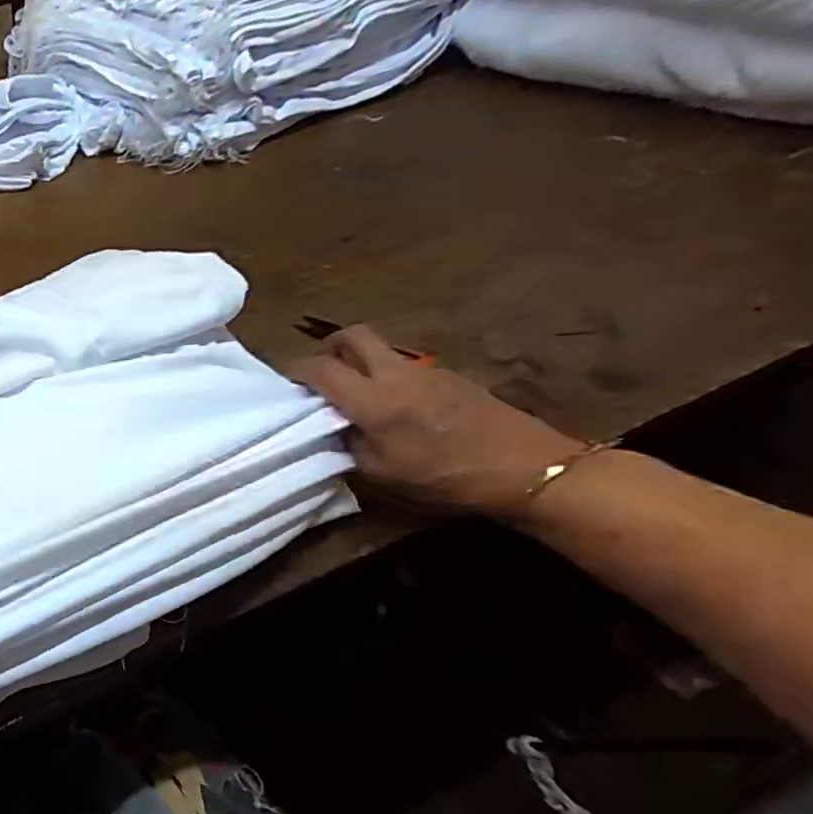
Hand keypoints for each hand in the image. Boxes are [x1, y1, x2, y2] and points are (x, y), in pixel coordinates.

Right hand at [292, 325, 585, 517]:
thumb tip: (334, 427)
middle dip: (328, 347)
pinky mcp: (447, 375)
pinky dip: (385, 373)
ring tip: (355, 392)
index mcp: (373, 400)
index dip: (296, 371)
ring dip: (358, 360)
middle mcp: (395, 373)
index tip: (287, 383)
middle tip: (321, 372)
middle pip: (353, 336)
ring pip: (379, 348)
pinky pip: (403, 364)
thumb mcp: (383, 475)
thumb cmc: (445, 478)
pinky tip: (393, 405)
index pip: (321, 369)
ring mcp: (424, 369)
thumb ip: (350, 445)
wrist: (525, 467)